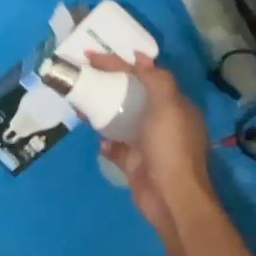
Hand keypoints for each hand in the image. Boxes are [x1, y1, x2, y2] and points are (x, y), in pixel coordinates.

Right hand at [86, 51, 215, 248]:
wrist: (170, 198)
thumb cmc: (169, 148)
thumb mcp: (167, 106)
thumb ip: (156, 80)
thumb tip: (141, 59)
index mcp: (175, 107)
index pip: (145, 76)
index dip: (120, 64)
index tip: (92, 57)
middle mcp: (163, 123)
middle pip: (133, 96)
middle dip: (109, 85)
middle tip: (84, 75)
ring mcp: (148, 144)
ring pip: (122, 120)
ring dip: (103, 110)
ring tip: (80, 100)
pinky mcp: (134, 163)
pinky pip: (115, 146)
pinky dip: (105, 139)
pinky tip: (95, 136)